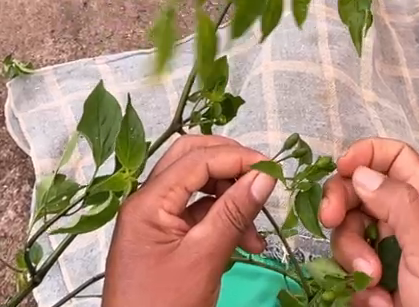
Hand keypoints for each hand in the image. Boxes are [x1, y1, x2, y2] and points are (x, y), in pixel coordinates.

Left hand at [103, 135, 276, 306]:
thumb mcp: (204, 259)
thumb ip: (234, 212)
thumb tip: (265, 175)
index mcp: (148, 201)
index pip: (196, 159)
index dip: (236, 158)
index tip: (271, 169)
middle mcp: (147, 202)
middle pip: (192, 161)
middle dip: (229, 166)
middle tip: (258, 180)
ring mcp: (154, 221)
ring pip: (197, 188)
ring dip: (230, 200)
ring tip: (256, 233)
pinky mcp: (163, 240)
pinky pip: (196, 215)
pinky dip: (221, 221)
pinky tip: (243, 244)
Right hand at [318, 138, 418, 306]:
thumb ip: (399, 204)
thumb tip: (360, 171)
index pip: (397, 159)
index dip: (368, 155)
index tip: (340, 168)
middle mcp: (410, 225)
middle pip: (364, 192)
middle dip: (343, 203)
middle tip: (329, 219)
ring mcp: (393, 259)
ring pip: (352, 233)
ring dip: (352, 253)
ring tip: (371, 281)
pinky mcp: (379, 290)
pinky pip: (352, 274)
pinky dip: (357, 287)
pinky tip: (377, 304)